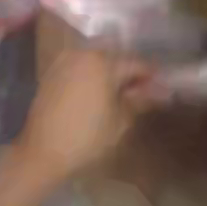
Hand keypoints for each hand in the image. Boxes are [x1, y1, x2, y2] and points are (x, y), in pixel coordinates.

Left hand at [8, 40, 153, 185]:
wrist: (43, 151)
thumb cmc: (87, 137)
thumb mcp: (121, 120)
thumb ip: (141, 99)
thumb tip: (163, 90)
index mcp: (102, 62)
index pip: (137, 63)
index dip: (153, 76)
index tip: (163, 90)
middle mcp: (81, 54)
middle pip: (115, 58)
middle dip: (131, 73)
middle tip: (144, 93)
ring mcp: (63, 62)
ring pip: (96, 60)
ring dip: (111, 73)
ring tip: (123, 95)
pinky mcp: (52, 73)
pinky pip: (79, 67)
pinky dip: (92, 75)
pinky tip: (99, 93)